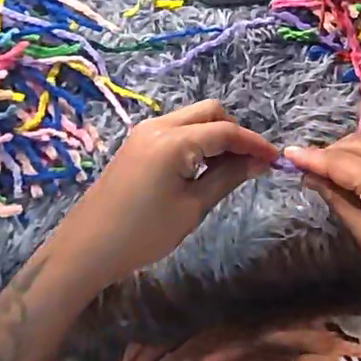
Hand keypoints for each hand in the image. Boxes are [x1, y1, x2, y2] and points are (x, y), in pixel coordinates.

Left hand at [49, 100, 278, 288]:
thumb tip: (259, 162)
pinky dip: (196, 139)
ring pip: (193, 117)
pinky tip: (200, 167)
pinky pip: (177, 128)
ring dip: (215, 133)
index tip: (275, 160)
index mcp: (174, 141)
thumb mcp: (192, 208)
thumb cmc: (142, 234)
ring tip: (227, 168)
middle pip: (210, 111)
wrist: (84, 249)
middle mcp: (159, 125)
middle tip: (248, 163)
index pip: (226, 131)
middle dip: (234, 131)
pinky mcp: (137, 142)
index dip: (255, 143)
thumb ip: (228, 178)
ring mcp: (145, 131)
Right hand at [282, 136, 360, 298]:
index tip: (286, 154)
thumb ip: (338, 201)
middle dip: (325, 153)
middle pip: (350, 144)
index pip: (337, 161)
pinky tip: (351, 170)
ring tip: (325, 170)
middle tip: (304, 168)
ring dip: (342, 151)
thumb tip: (312, 178)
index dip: (310, 158)